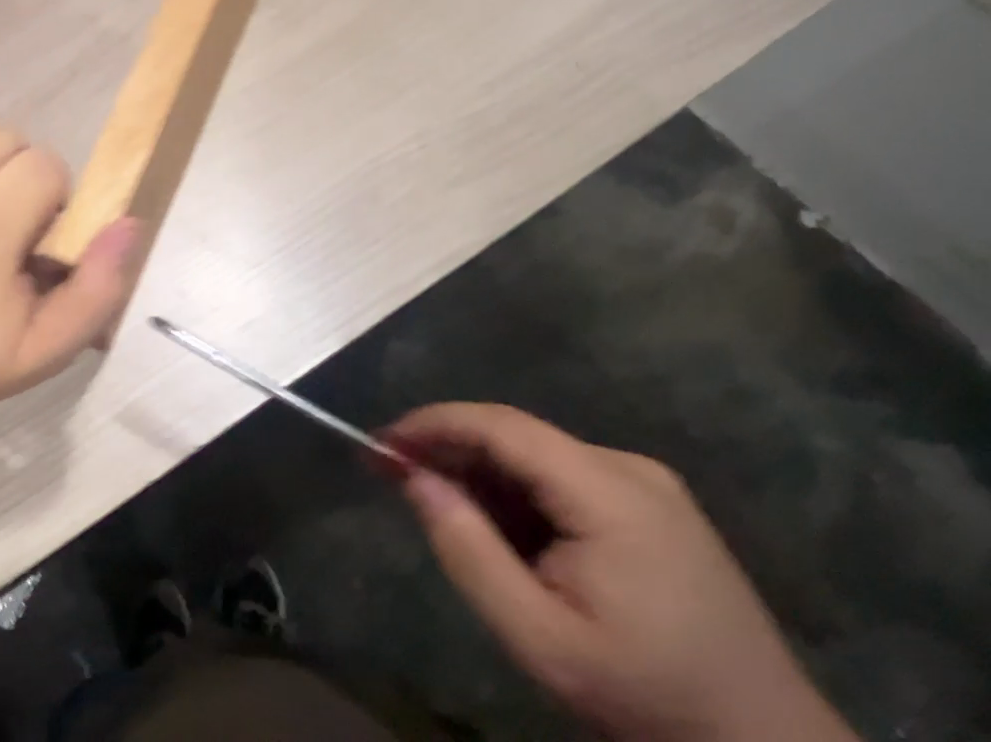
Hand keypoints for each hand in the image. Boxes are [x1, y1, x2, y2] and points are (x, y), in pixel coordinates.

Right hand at [386, 403, 855, 741]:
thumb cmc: (642, 689)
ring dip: (478, 475)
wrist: (758, 741)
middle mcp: (630, 470)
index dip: (431, 423)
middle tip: (386, 473)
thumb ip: (469, 551)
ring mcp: (647, 487)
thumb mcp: (537, 635)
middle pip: (517, 437)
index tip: (375, 443)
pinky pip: (563, 481)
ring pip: (536, 458)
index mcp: (609, 491)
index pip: (502, 426)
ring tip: (431, 506)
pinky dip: (514, 495)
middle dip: (447, 449)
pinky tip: (492, 529)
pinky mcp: (652, 509)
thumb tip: (414, 478)